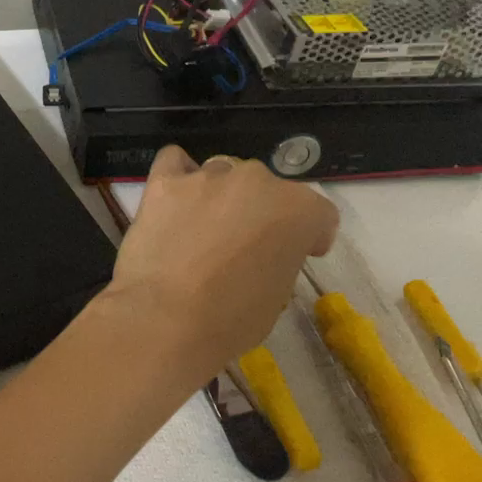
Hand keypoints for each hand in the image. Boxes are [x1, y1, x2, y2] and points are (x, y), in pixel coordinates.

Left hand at [98, 146, 337, 380]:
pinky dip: (178, 174)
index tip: (297, 254)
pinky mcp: (164, 182)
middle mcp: (256, 181)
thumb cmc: (231, 320)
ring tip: (203, 229)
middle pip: (266, 189)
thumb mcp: (278, 295)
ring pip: (223, 175)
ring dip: (221, 196)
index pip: (317, 213)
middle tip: (242, 247)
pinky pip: (175, 161)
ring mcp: (207, 177)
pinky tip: (175, 198)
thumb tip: (260, 255)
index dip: (309, 236)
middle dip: (260, 214)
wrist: (166, 318)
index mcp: (298, 210)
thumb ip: (279, 258)